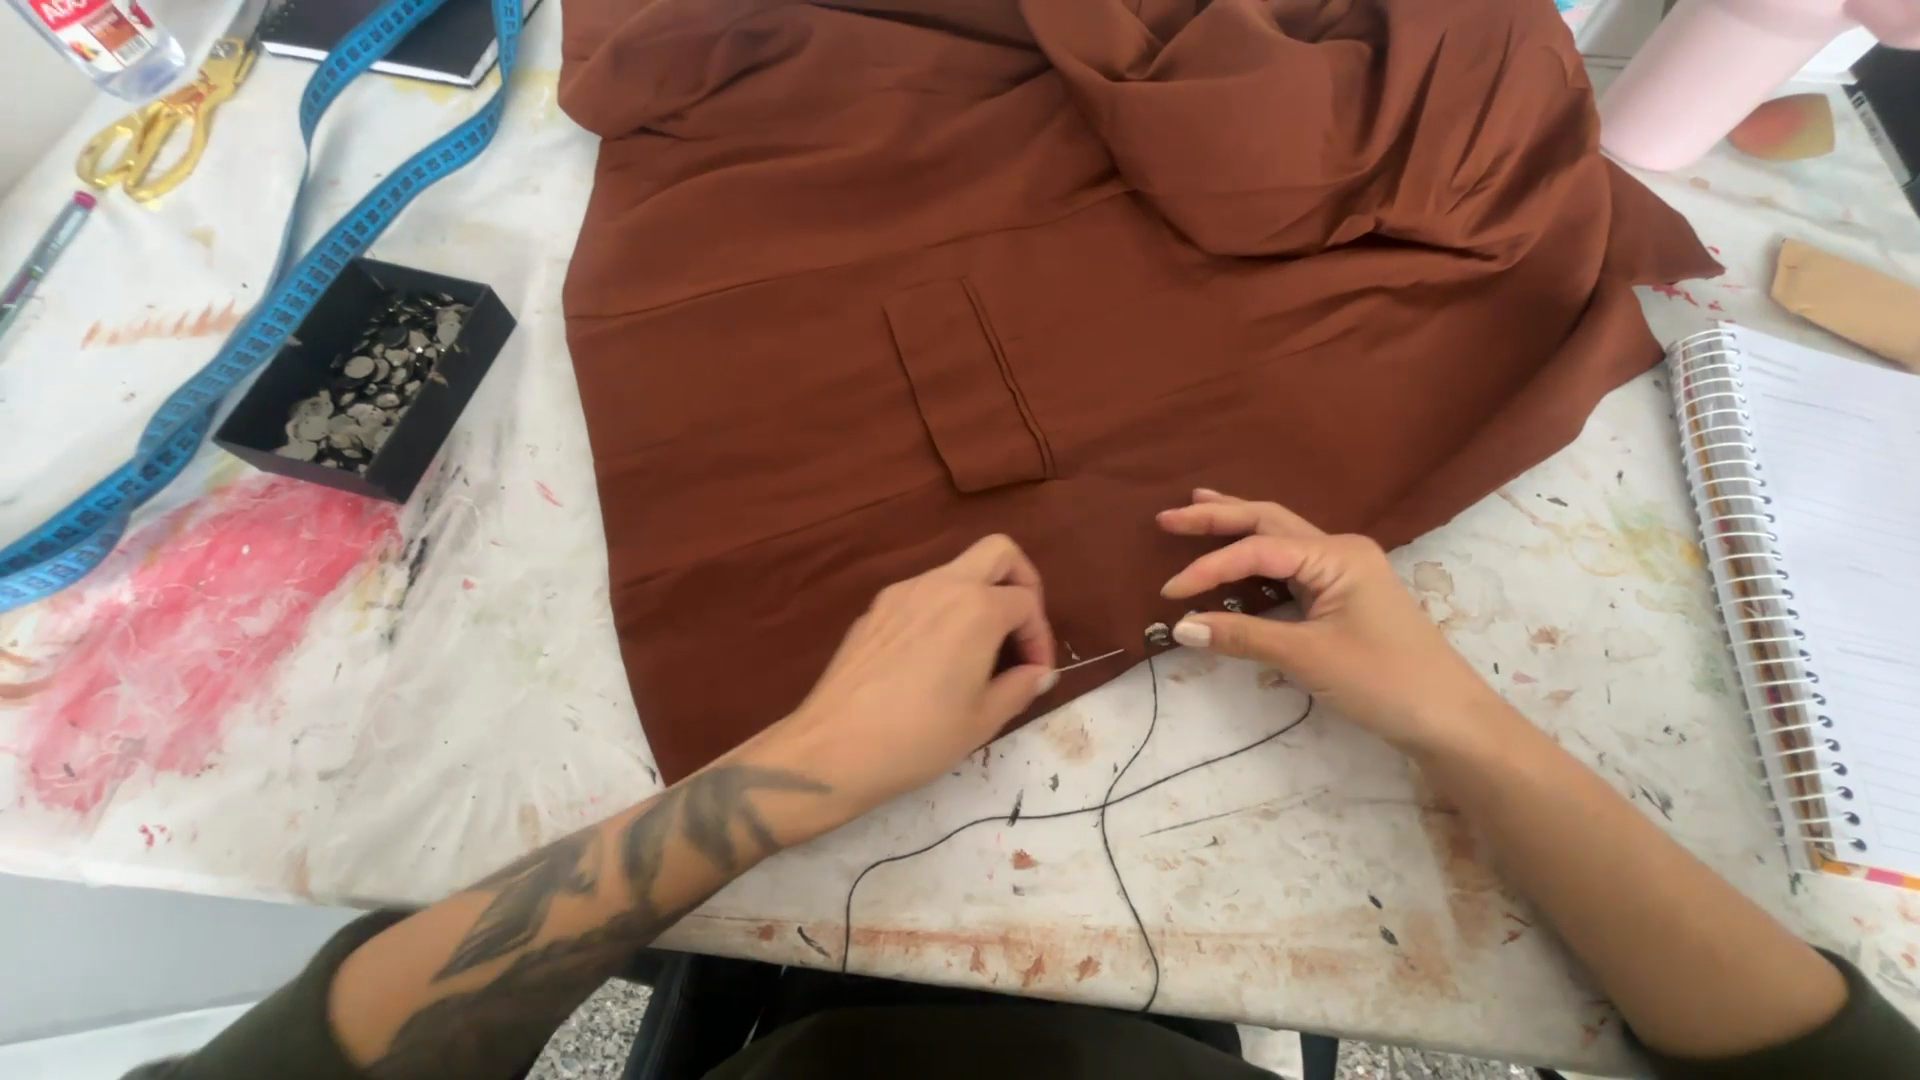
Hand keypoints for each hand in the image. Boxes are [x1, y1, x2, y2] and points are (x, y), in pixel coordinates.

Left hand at [740, 534, 1057, 839]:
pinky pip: (923, 594)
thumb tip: (1038, 672)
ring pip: (956, 570)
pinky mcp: (874, 609)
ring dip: (979, 597)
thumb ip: (1020, 686)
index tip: (1035, 673)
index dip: (1040, 637)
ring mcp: (902, 592)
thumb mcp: (983, 720)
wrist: (834, 748)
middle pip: (997, 552)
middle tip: (1019, 629)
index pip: (1026, 602)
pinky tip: (934, 658)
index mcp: (976, 608)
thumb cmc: (919, 737)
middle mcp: (940, 585)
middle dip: (1022, 582)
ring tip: (978, 651)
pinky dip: (944, 610)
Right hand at [1157, 489, 1501, 751]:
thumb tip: (1180, 627)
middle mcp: (1339, 550)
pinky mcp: (1343, 594)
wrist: (1450, 720)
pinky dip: (1255, 554)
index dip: (1208, 568)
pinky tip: (1238, 552)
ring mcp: (1344, 570)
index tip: (1170, 594)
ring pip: (1280, 536)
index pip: (1256, 550)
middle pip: (1268, 520)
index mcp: (1336, 555)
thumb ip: (1242, 636)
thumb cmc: (1384, 680)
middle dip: (1218, 516)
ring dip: (1237, 525)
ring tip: (1196, 511)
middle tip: (1169, 517)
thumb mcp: (1306, 657)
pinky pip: (1288, 562)